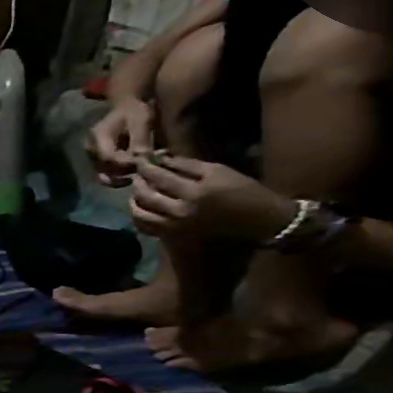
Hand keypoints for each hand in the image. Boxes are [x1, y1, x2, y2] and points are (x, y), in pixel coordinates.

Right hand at [88, 98, 154, 186]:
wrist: (126, 107)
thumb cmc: (134, 111)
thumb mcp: (140, 120)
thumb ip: (140, 140)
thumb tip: (142, 159)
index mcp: (98, 137)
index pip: (108, 157)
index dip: (126, 164)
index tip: (144, 162)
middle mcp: (90, 149)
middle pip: (104, 170)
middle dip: (124, 172)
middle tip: (142, 169)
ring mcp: (92, 157)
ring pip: (104, 176)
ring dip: (121, 178)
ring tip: (137, 171)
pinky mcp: (97, 162)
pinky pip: (106, 175)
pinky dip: (119, 177)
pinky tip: (131, 171)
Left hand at [131, 155, 297, 241]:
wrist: (257, 218)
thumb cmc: (241, 189)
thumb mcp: (217, 170)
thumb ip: (185, 165)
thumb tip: (160, 157)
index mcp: (194, 193)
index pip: (160, 178)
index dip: (146, 167)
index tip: (139, 159)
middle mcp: (180, 212)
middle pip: (146, 195)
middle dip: (138, 182)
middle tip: (138, 173)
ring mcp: (175, 227)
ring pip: (141, 214)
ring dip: (134, 200)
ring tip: (137, 190)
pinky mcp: (175, 236)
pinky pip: (146, 229)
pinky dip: (139, 218)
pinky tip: (141, 208)